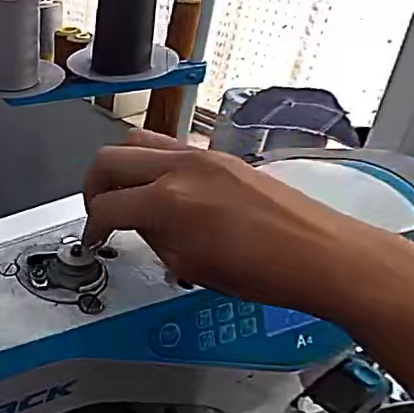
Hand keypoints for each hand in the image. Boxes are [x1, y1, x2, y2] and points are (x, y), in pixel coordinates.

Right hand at [81, 130, 413, 320]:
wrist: (322, 254)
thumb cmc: (271, 270)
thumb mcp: (193, 267)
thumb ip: (156, 240)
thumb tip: (141, 227)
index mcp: (169, 202)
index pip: (106, 206)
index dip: (91, 227)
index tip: (94, 236)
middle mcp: (181, 168)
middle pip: (109, 159)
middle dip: (93, 187)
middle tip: (99, 210)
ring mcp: (202, 156)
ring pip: (136, 142)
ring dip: (120, 167)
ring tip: (125, 192)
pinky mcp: (220, 156)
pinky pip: (169, 146)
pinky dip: (152, 163)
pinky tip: (162, 188)